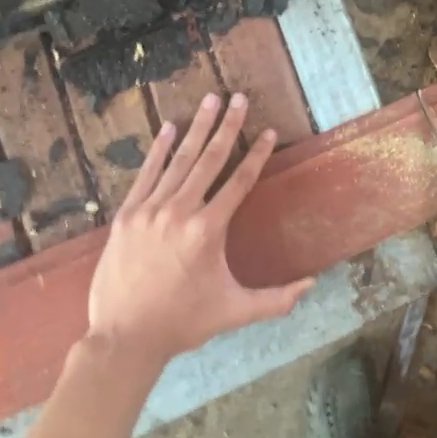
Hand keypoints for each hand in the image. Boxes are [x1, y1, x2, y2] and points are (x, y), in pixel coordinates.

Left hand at [84, 93, 315, 368]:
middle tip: (239, 98)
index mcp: (208, 231)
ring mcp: (150, 211)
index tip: (268, 131)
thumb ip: (276, 299)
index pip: (239, 181)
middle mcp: (180, 212)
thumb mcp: (234, 312)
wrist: (123, 340)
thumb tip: (313, 284)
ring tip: (210, 100)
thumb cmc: (183, 323)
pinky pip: (146, 175)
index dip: (256, 154)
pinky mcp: (126, 216)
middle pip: (209, 160)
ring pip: (179, 161)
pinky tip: (168, 128)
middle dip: (227, 126)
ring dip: (196, 128)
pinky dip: (158, 150)